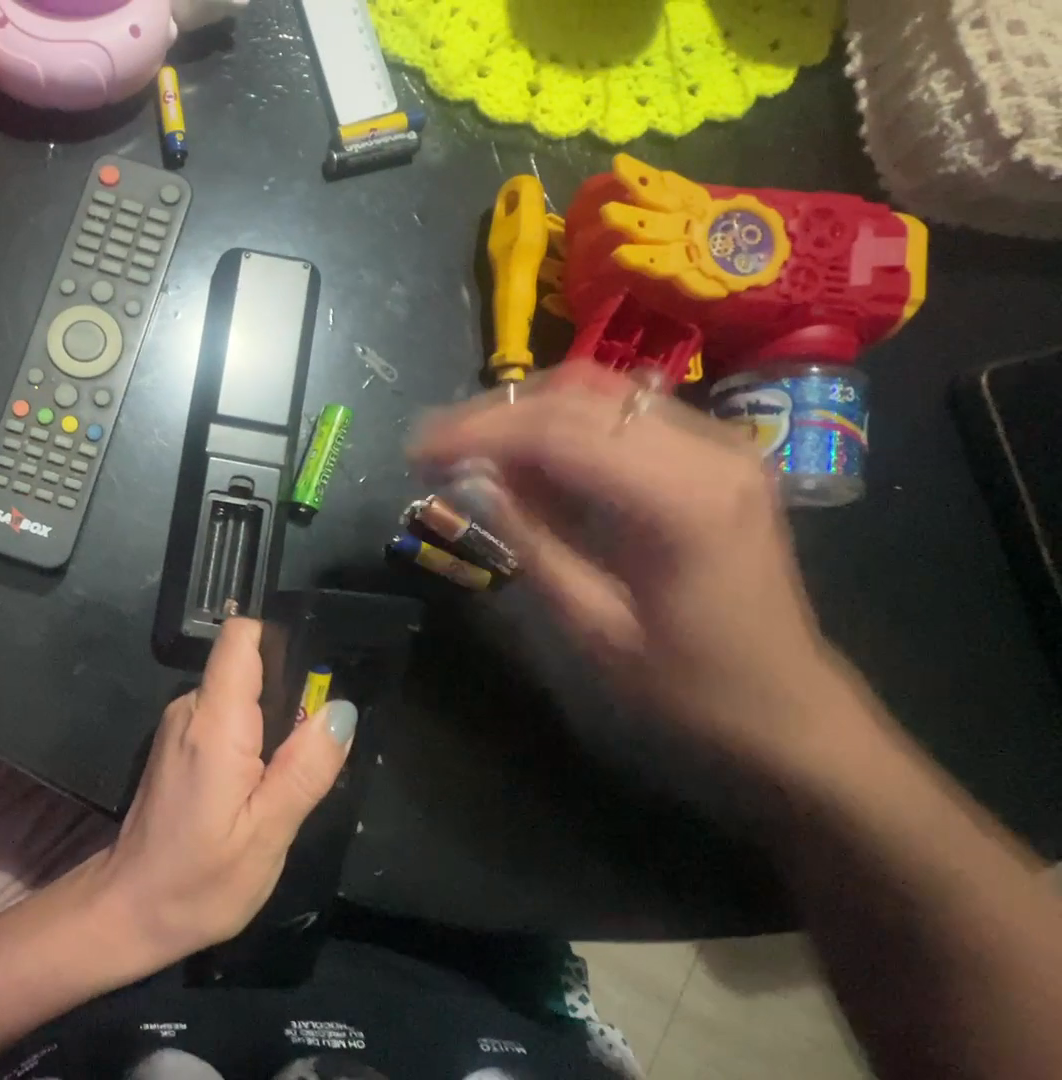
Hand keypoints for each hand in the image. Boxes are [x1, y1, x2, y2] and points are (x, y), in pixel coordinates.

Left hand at [92, 618, 355, 965]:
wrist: (131, 908)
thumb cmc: (200, 880)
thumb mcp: (269, 832)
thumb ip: (306, 768)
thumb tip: (340, 710)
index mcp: (213, 723)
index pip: (240, 638)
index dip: (281, 640)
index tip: (317, 673)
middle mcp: (188, 709)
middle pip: (243, 665)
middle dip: (287, 691)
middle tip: (317, 742)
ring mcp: (177, 726)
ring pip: (235, 694)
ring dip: (270, 719)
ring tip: (294, 769)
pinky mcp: (175, 745)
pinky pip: (221, 718)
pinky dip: (249, 737)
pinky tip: (262, 782)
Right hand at [410, 363, 878, 784]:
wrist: (787, 713)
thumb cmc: (686, 688)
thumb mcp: (592, 627)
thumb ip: (530, 541)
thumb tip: (468, 479)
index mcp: (681, 500)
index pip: (559, 431)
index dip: (475, 433)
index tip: (414, 454)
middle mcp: (710, 451)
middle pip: (578, 396)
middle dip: (490, 416)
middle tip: (428, 450)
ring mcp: (719, 447)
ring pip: (598, 392)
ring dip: (521, 413)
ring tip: (463, 451)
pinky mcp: (713, 456)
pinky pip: (620, 414)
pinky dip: (558, 425)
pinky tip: (520, 459)